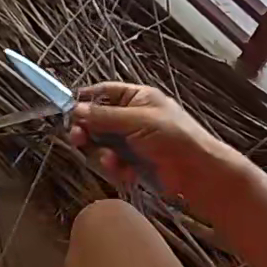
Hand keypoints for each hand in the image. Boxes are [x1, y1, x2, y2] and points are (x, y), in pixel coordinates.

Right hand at [70, 82, 233, 198]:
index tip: (68, 112)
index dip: (85, 101)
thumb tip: (76, 109)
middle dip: (88, 132)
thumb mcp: (137, 121)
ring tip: (112, 161)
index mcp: (137, 99)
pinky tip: (126, 173)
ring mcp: (132, 141)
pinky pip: (113, 163)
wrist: (197, 173)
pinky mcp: (133, 163)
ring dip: (103, 154)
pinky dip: (116, 169)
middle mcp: (132, 117)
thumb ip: (104, 116)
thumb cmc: (174, 138)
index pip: (103, 93)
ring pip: (101, 145)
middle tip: (78, 139)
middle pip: (97, 121)